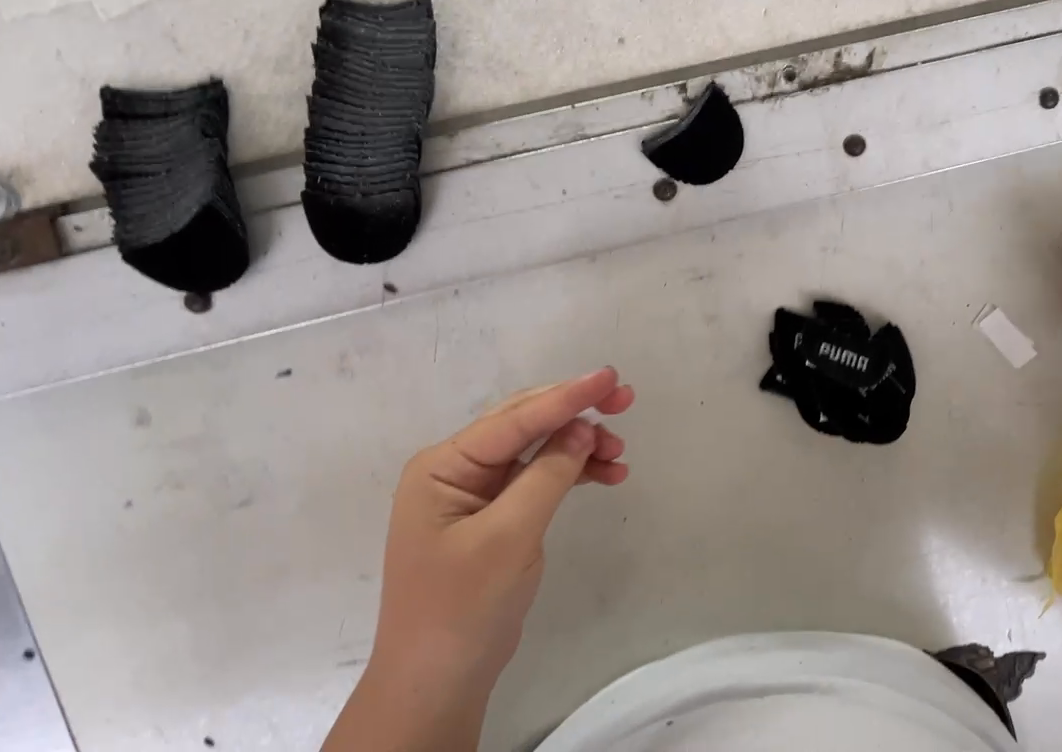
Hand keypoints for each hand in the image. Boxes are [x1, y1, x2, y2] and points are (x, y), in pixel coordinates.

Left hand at [324, 368, 633, 751]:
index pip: (515, 418)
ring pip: (537, 450)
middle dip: (575, 411)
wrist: (437, 683)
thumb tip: (583, 429)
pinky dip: (572, 474)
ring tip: (621, 452)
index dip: (566, 395)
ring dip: (578, 446)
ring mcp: (474, 494)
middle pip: (525, 424)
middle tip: (625, 399)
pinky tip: (608, 475)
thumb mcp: (508, 537)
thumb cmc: (462, 607)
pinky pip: (538, 478)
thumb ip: (547, 475)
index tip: (610, 376)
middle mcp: (456, 470)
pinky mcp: (494, 517)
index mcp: (443, 466)